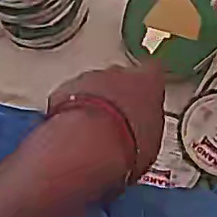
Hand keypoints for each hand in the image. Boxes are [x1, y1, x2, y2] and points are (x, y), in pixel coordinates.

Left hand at [43, 63, 167, 187]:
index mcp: (148, 81)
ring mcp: (88, 79)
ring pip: (91, 85)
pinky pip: (69, 96)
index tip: (146, 96)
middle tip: (118, 121)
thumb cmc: (126, 141)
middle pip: (119, 77)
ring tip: (94, 133)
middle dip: (117, 95)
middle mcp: (118, 73)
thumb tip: (144, 137)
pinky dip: (71, 110)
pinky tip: (74, 133)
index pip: (153, 73)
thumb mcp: (152, 140)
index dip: (148, 86)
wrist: (90, 143)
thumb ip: (148, 125)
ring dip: (93, 103)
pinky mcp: (63, 89)